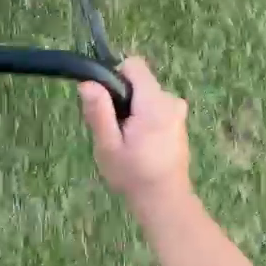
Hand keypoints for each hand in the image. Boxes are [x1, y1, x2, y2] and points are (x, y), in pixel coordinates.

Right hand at [79, 57, 192, 205]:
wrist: (164, 200)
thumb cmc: (133, 175)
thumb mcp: (108, 145)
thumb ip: (99, 112)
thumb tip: (88, 82)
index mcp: (154, 102)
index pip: (133, 65)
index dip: (114, 76)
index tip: (105, 102)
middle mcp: (171, 100)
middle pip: (138, 81)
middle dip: (121, 98)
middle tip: (111, 129)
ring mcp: (177, 111)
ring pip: (145, 95)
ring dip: (131, 110)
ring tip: (124, 139)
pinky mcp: (178, 122)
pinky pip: (154, 106)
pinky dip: (143, 118)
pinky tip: (138, 143)